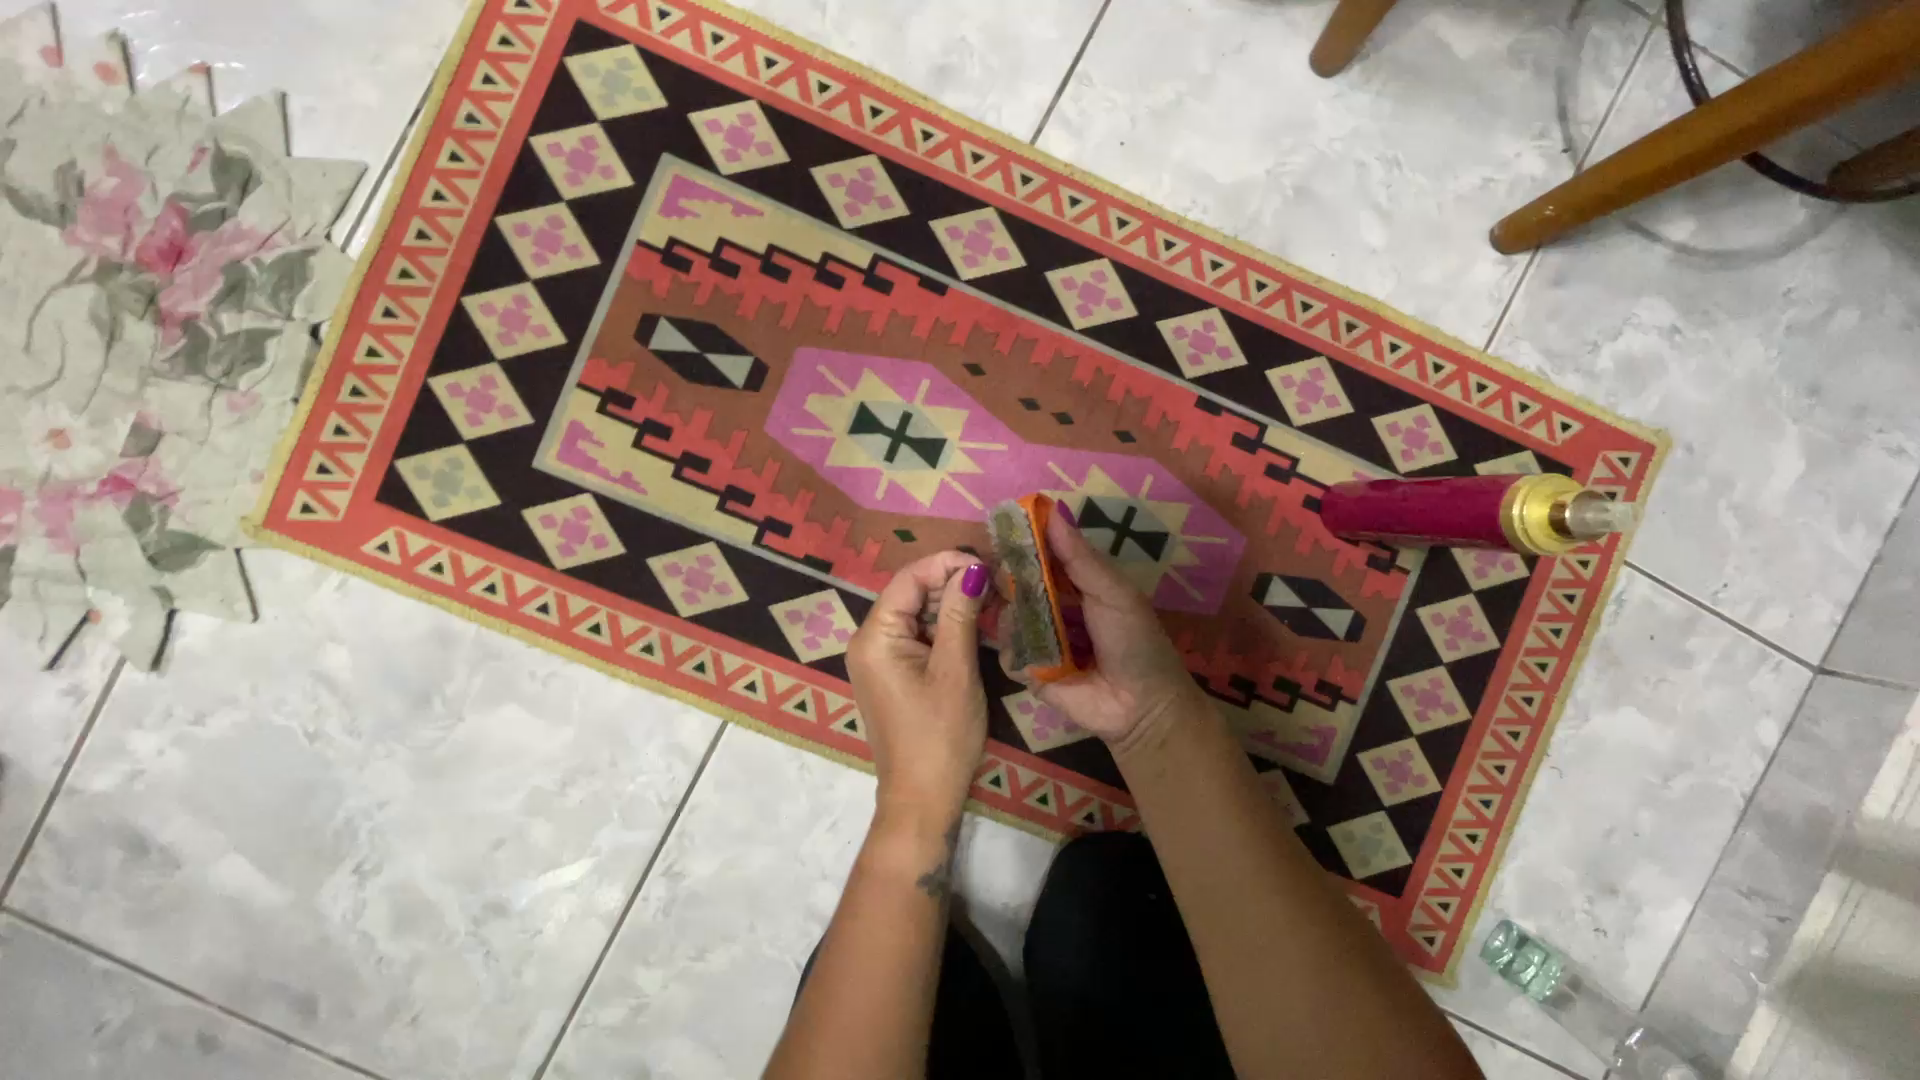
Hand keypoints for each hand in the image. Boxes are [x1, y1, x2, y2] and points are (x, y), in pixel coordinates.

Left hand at [846, 552, 992, 834]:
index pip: (908, 578)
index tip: (988, 562)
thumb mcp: (956, 669)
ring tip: (994, 597)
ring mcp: (879, 659)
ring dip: (952, 603)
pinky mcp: (893, 674)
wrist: (923, 798)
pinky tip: (976, 623)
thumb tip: (974, 568)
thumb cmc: (941, 735)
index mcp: (875, 636)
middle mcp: (868, 641)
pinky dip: (945, 627)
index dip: (947, 563)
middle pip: (910, 593)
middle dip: (952, 582)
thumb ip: (961, 613)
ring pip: (916, 614)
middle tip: (998, 580)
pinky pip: (917, 636)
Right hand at [1017, 507, 1207, 757]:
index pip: (1040, 556)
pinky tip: (1031, 650)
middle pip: (1014, 585)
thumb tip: (1051, 509)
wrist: (1143, 705)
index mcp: (1074, 585)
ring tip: (1017, 614)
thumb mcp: (1113, 592)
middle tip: (997, 572)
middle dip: (1004, 576)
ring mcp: (1036, 640)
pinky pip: (1007, 653)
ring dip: (1006, 611)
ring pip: (1005, 617)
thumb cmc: (1135, 641)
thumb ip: (1079, 557)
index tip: (1002, 526)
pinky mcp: (1028, 672)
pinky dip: (1013, 648)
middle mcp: (1050, 608)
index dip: (1022, 542)